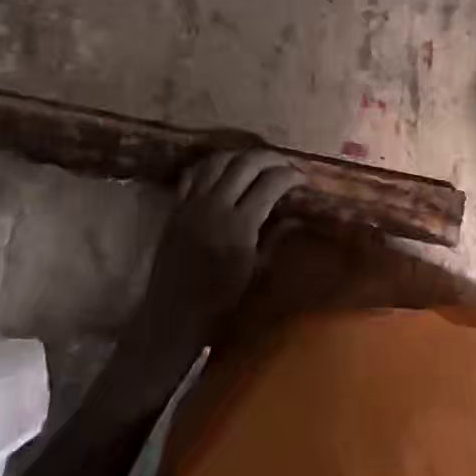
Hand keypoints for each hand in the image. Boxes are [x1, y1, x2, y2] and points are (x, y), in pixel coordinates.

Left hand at [124, 149, 302, 349]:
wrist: (171, 320)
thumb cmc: (220, 302)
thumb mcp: (257, 271)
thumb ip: (276, 237)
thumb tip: (295, 215)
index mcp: (239, 225)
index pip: (272, 182)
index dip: (292, 175)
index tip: (304, 179)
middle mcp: (215, 207)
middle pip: (247, 162)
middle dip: (273, 157)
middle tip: (287, 165)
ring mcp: (192, 204)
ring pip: (219, 160)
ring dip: (243, 155)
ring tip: (259, 162)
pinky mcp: (175, 208)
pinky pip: (194, 173)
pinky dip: (213, 164)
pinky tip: (226, 169)